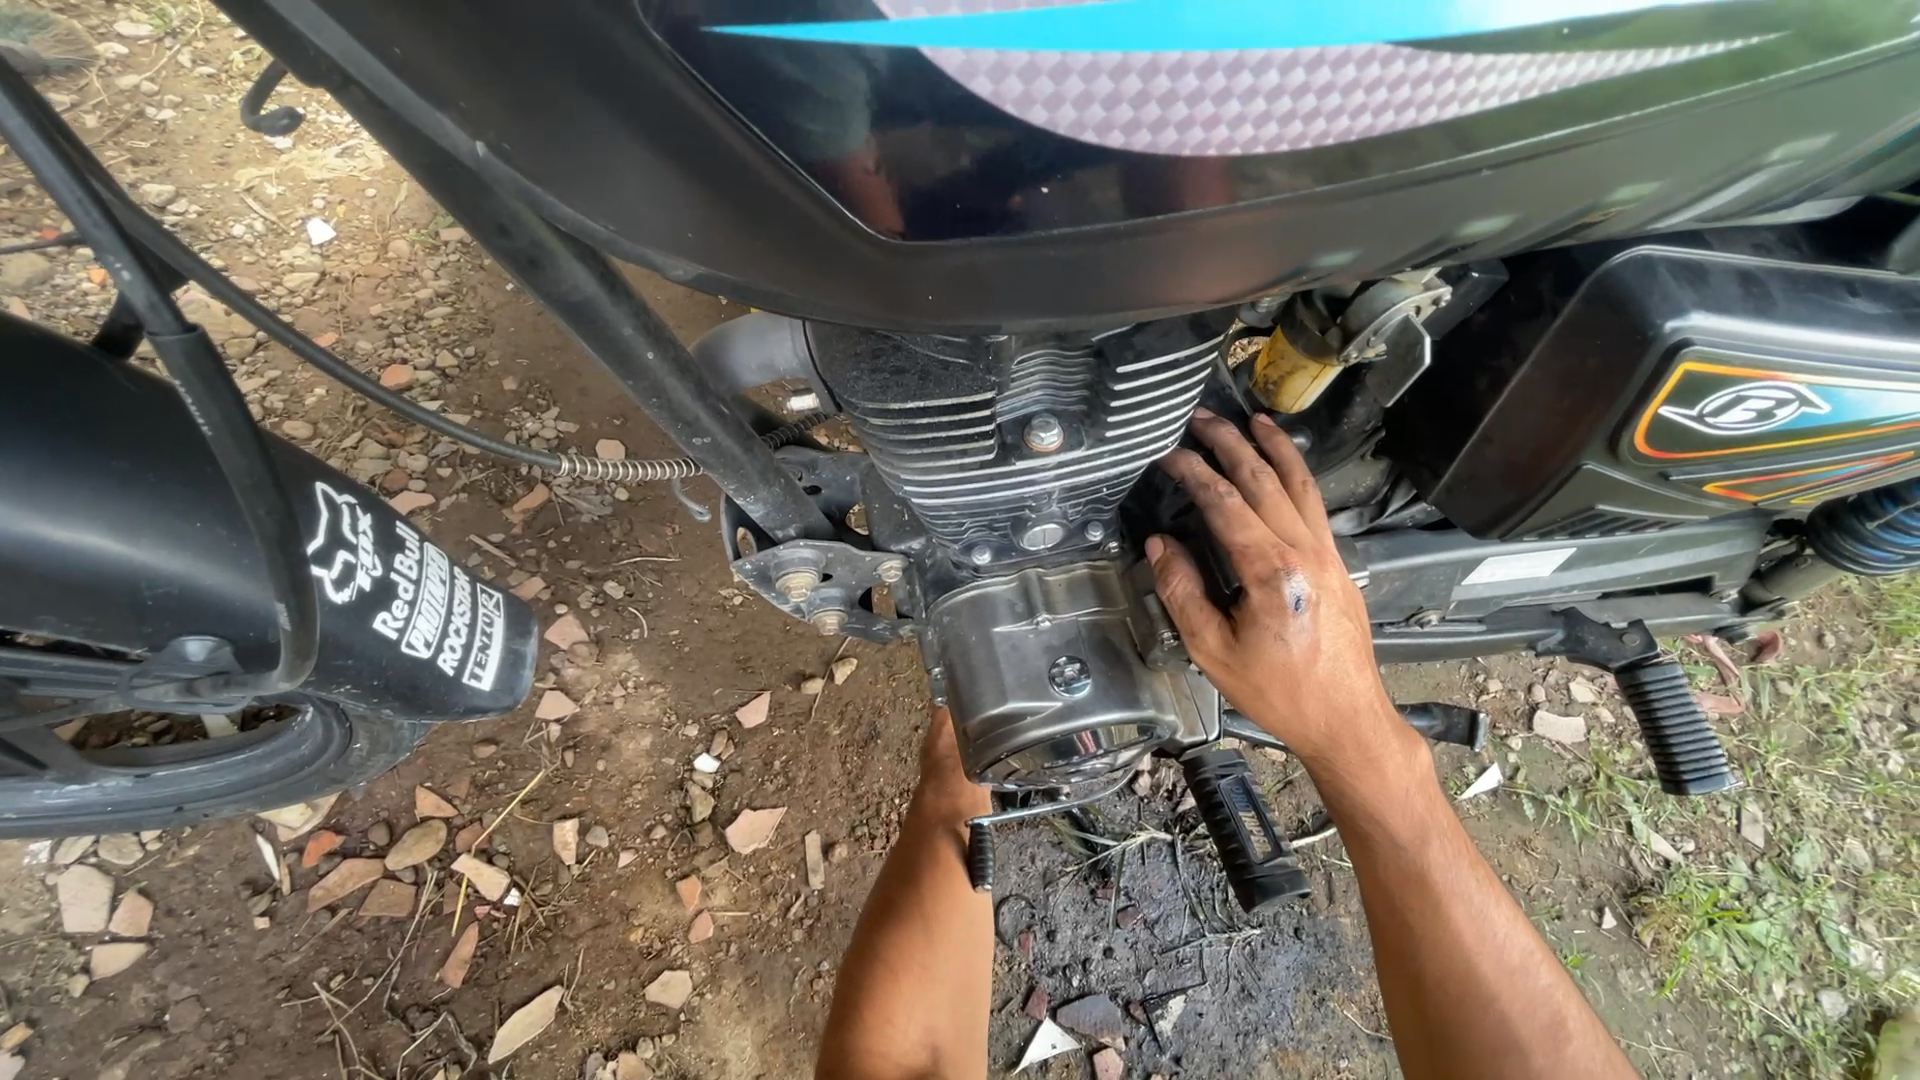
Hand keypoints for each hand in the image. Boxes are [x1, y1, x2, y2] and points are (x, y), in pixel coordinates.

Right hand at [1148, 409, 1411, 769]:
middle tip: (1202, 419)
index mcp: (1271, 571)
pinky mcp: (1338, 563)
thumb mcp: (1212, 650)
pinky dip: (1297, 475)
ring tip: (1252, 420)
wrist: (1346, 718)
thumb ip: (1183, 592)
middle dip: (1230, 443)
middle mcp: (1305, 551)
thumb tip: (1161, 546)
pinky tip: (1285, 465)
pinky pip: (1315, 504)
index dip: (1194, 473)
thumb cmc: (1278, 691)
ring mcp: (1328, 553)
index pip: (1225, 504)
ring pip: (1299, 484)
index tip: (1169, 456)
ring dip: (1273, 448)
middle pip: (1264, 480)